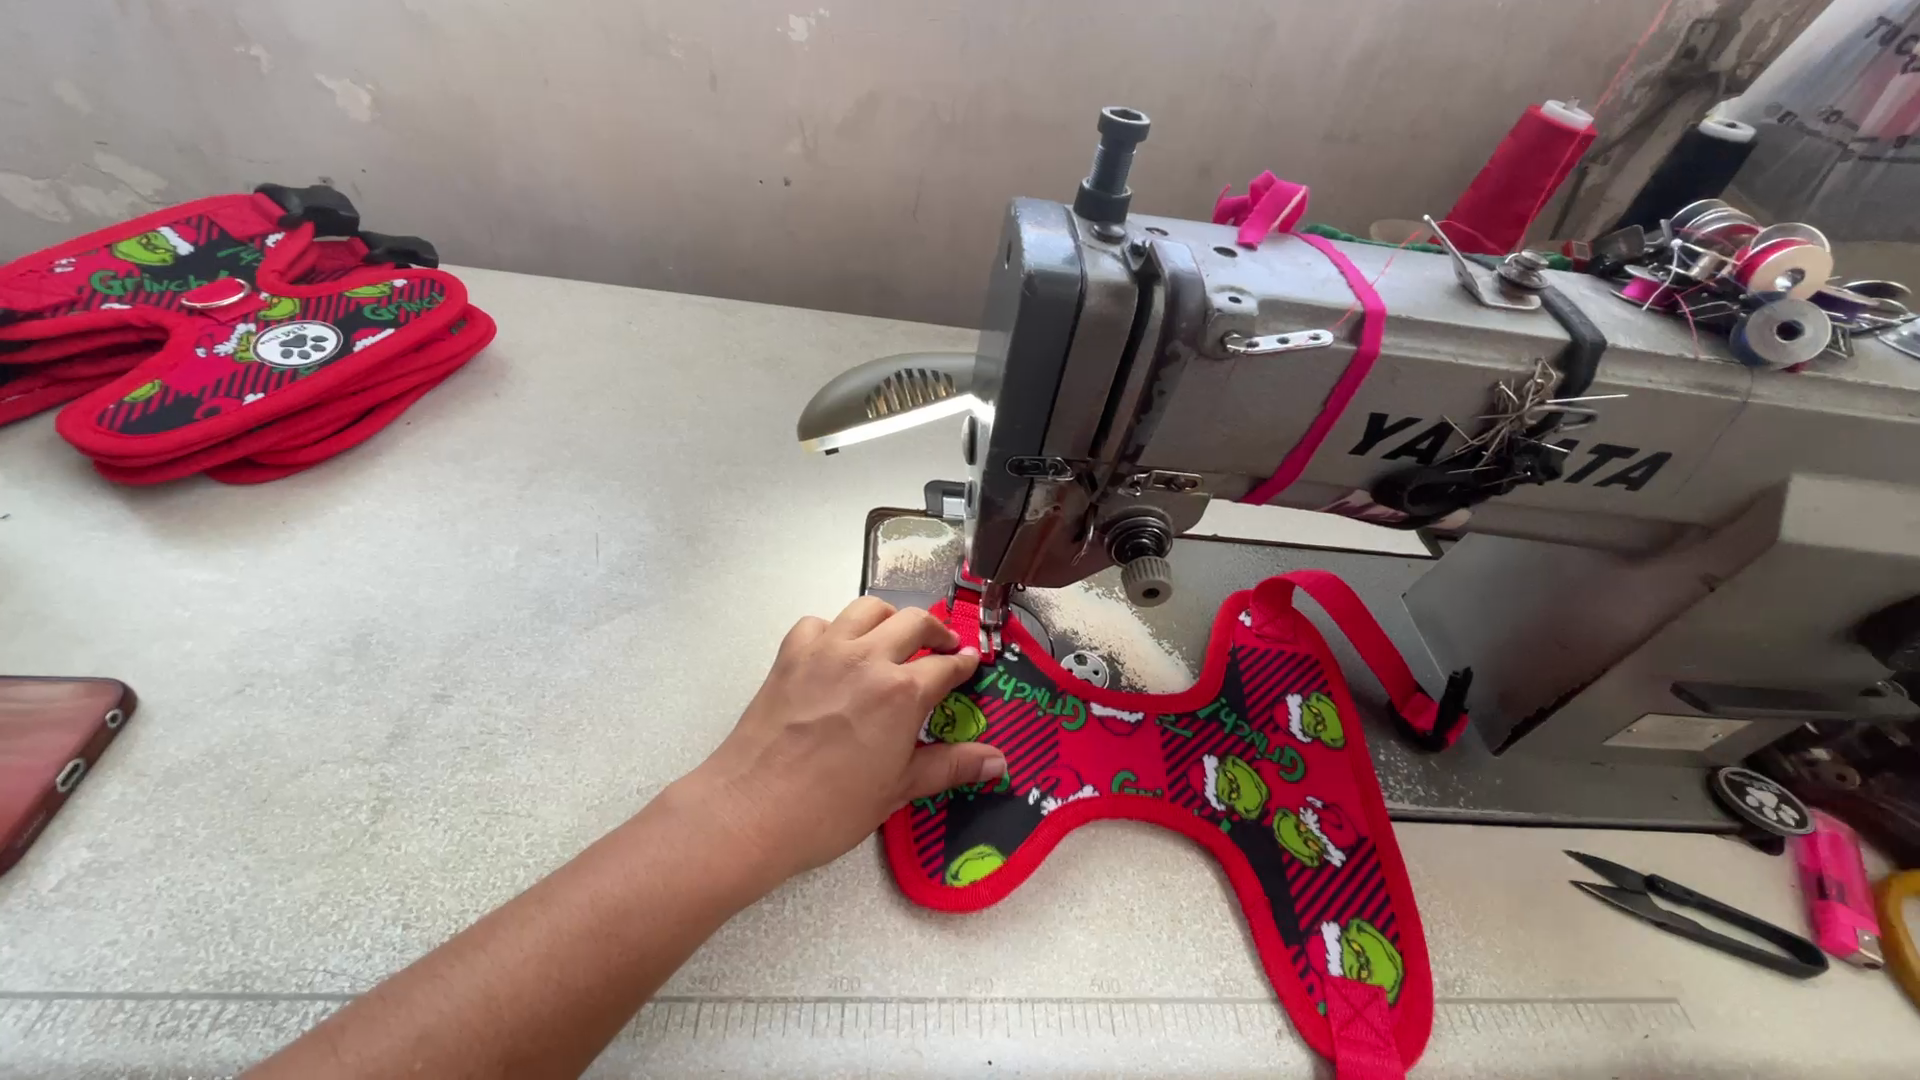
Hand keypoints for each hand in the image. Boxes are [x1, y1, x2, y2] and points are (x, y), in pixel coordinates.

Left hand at [679, 597, 999, 882]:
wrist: (752, 808)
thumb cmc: (831, 808)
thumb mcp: (900, 788)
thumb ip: (951, 766)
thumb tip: (999, 762)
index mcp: (902, 691)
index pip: (946, 664)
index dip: (964, 663)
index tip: (970, 662)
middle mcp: (867, 657)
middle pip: (914, 621)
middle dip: (936, 630)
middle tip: (942, 647)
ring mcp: (825, 649)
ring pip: (868, 608)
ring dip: (889, 618)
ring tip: (893, 637)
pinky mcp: (790, 654)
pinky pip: (819, 623)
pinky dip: (834, 629)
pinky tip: (837, 652)